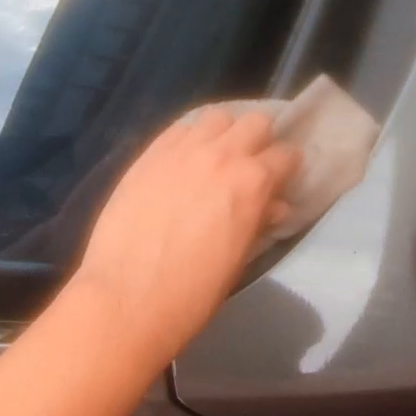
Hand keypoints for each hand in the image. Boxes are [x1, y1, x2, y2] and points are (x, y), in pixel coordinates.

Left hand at [72, 108, 300, 365]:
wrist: (127, 298)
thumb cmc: (194, 291)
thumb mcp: (239, 258)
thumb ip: (260, 221)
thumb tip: (274, 206)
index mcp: (254, 181)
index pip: (286, 155)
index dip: (288, 168)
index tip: (283, 179)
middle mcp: (223, 154)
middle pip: (256, 122)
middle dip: (261, 140)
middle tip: (252, 164)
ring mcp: (184, 149)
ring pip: (218, 118)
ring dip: (225, 133)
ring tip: (217, 156)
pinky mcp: (150, 153)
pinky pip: (180, 129)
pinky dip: (190, 138)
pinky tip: (185, 159)